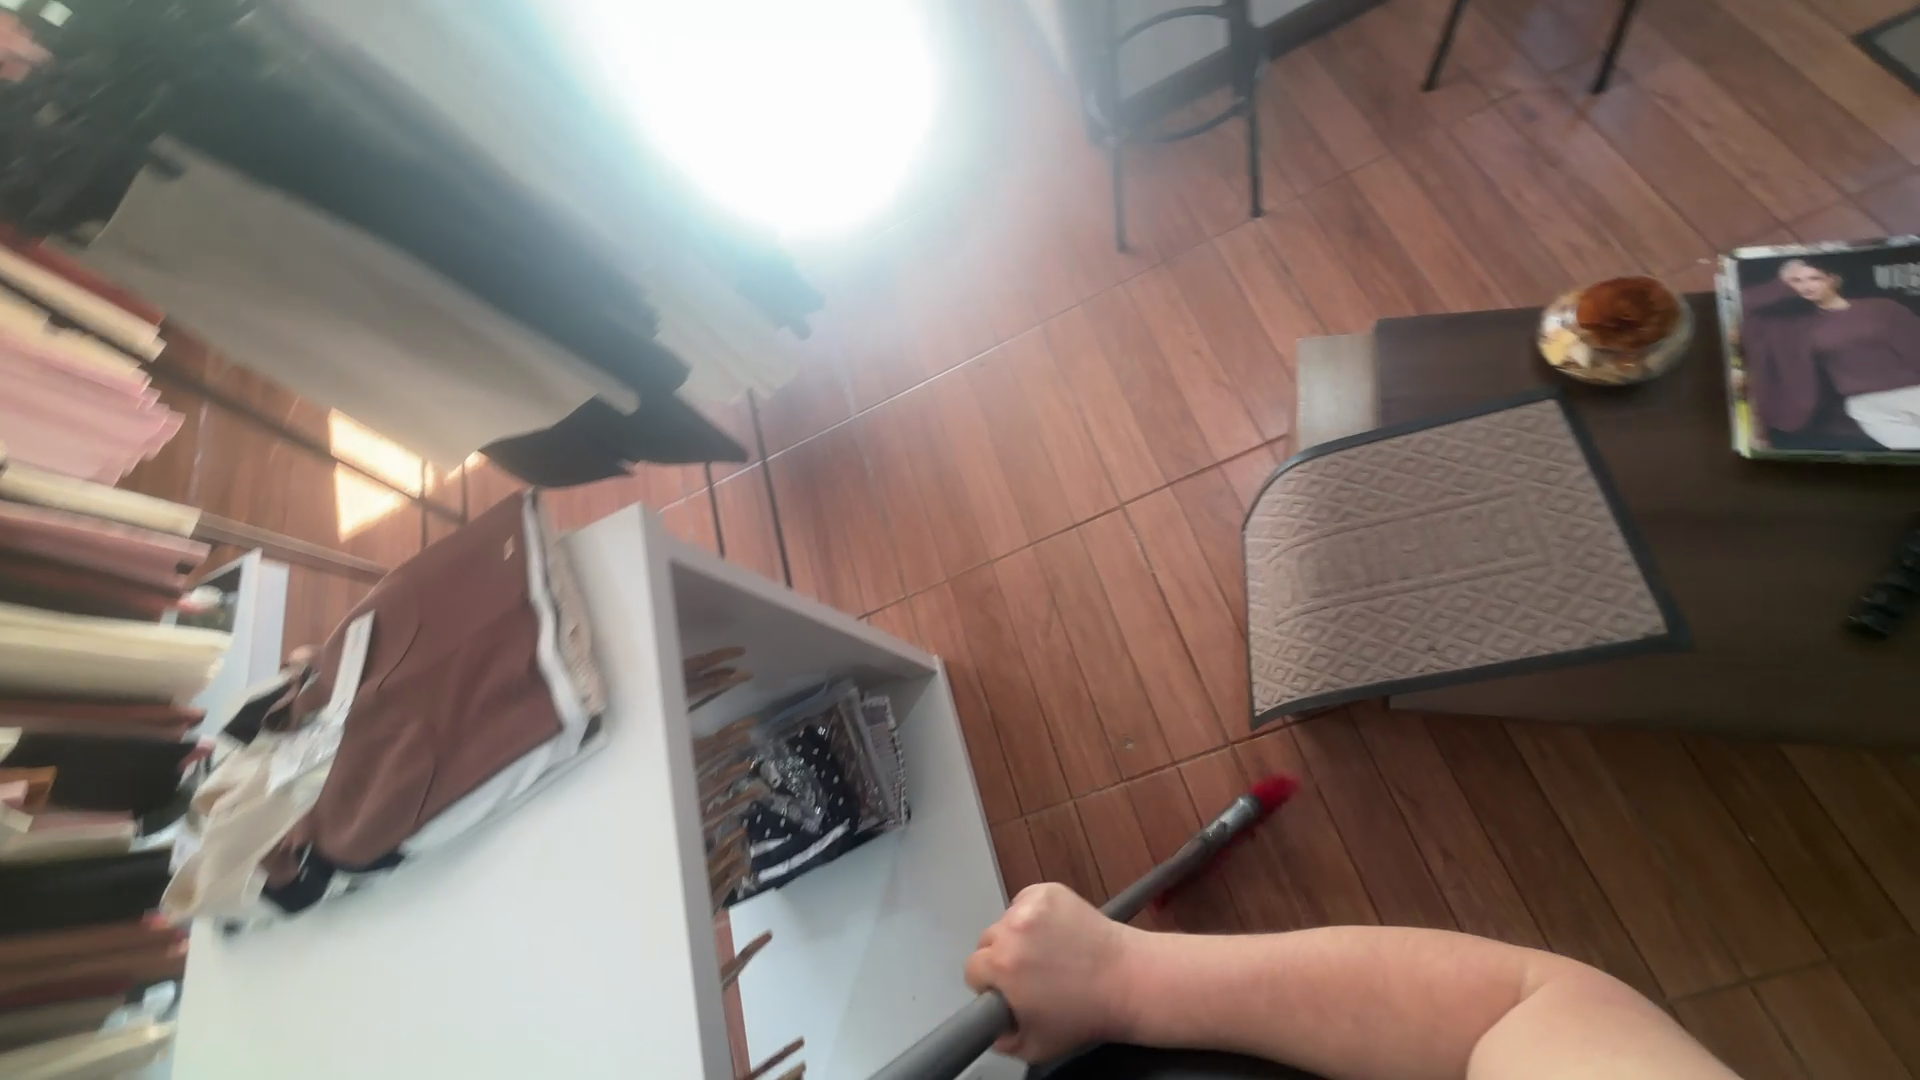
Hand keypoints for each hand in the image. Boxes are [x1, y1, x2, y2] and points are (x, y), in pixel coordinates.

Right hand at [963, 883, 1140, 1061]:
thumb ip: (1002, 1040)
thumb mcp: (1035, 1046)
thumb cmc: (1085, 1012)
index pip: (972, 968)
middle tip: (1027, 971)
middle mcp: (1011, 930)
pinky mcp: (1047, 891)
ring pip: (1006, 920)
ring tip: (1047, 951)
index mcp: (1001, 966)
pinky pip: (1025, 900)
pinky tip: (1054, 932)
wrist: (1124, 979)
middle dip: (1001, 956)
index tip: (1004, 987)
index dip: (988, 982)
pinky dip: (1034, 914)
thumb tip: (992, 1029)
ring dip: (1018, 934)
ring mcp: (1030, 906)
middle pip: (987, 940)